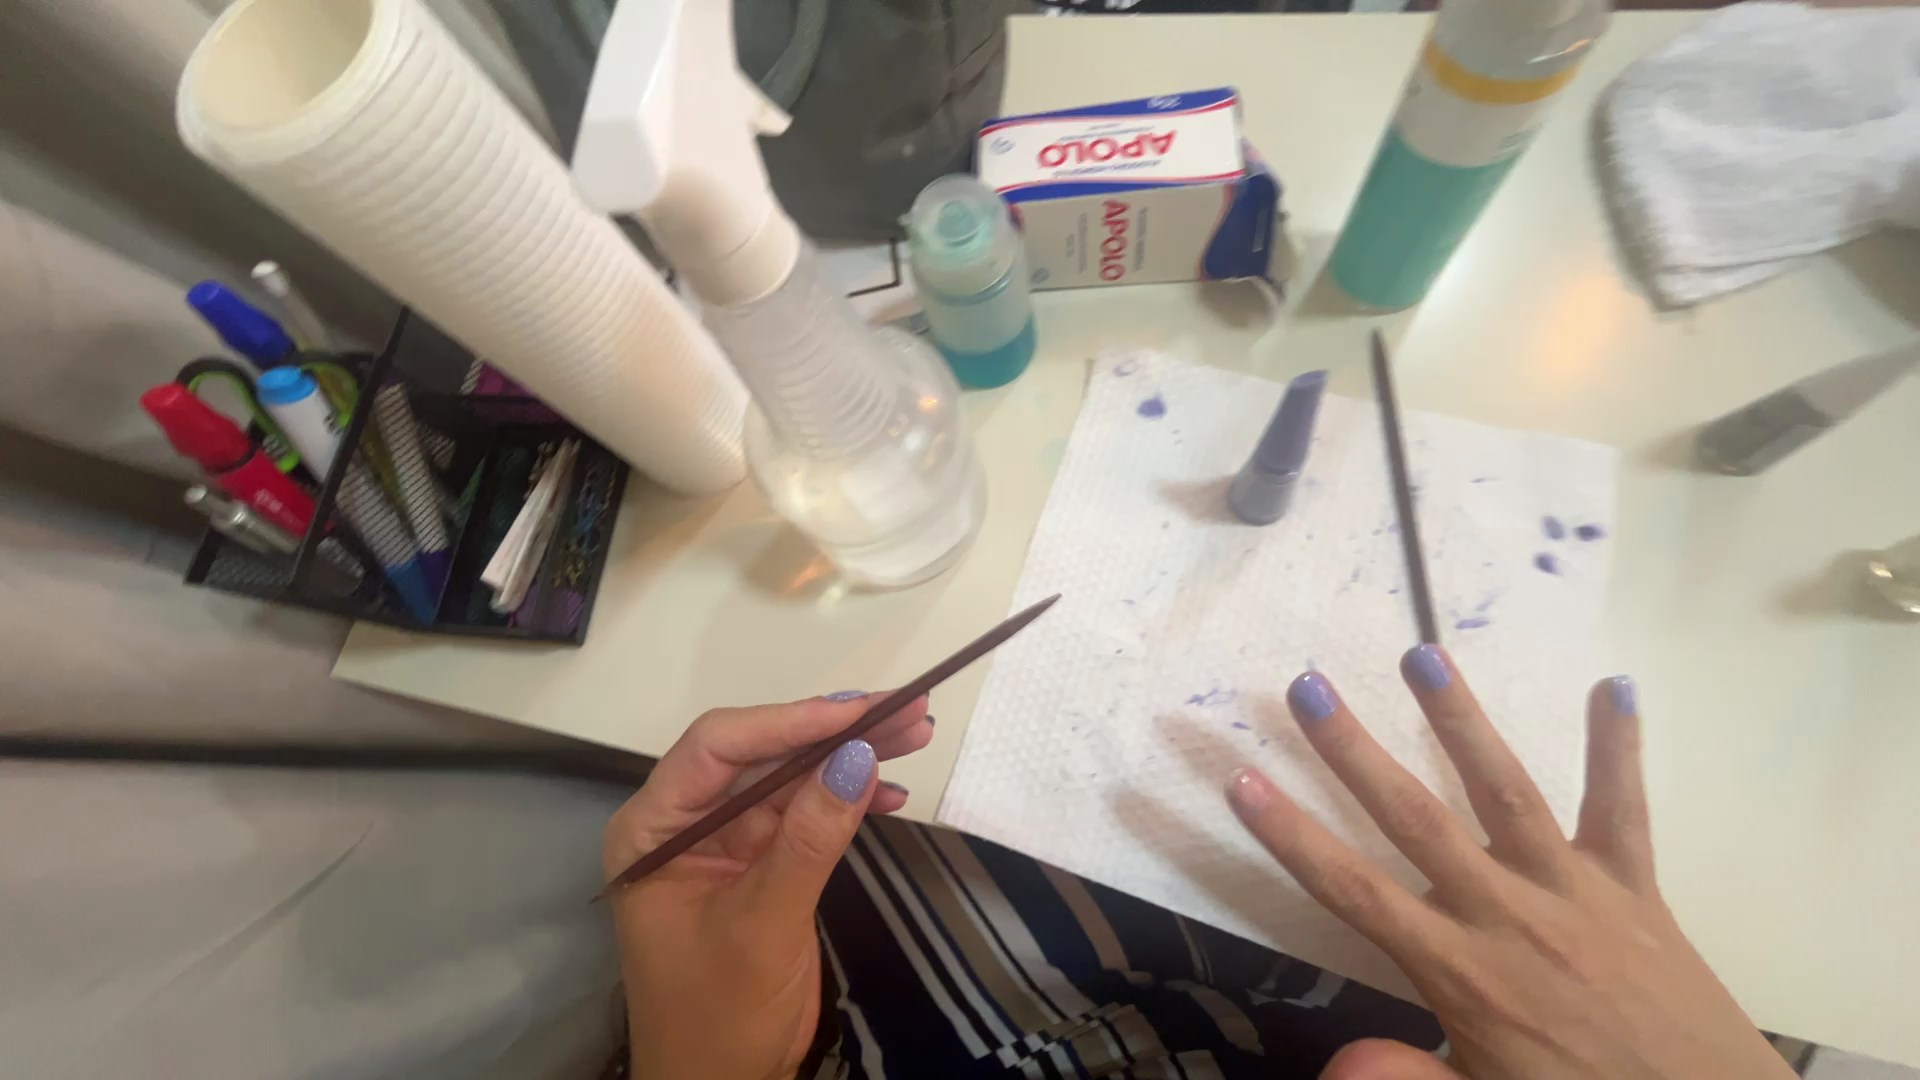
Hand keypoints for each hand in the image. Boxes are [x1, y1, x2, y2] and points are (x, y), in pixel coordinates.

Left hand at [604, 693, 931, 1079]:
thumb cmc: (717, 1017)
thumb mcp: (763, 926)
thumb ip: (809, 838)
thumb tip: (859, 757)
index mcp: (656, 826)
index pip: (718, 746)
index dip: (789, 720)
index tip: (859, 710)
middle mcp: (689, 816)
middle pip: (766, 750)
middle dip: (836, 729)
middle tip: (906, 707)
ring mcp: (730, 833)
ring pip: (796, 771)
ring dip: (855, 752)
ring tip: (918, 730)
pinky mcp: (765, 852)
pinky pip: (811, 807)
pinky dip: (853, 797)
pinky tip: (896, 791)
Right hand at [1226, 646, 1794, 1079]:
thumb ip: (1405, 1077)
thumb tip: (1330, 1066)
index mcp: (1458, 967)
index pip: (1352, 889)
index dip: (1291, 835)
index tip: (1241, 779)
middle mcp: (1505, 913)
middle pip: (1413, 819)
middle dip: (1352, 751)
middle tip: (1307, 686)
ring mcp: (1571, 891)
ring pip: (1505, 793)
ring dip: (1460, 721)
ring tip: (1422, 654)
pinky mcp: (1633, 887)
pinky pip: (1623, 812)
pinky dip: (1620, 749)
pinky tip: (1614, 685)